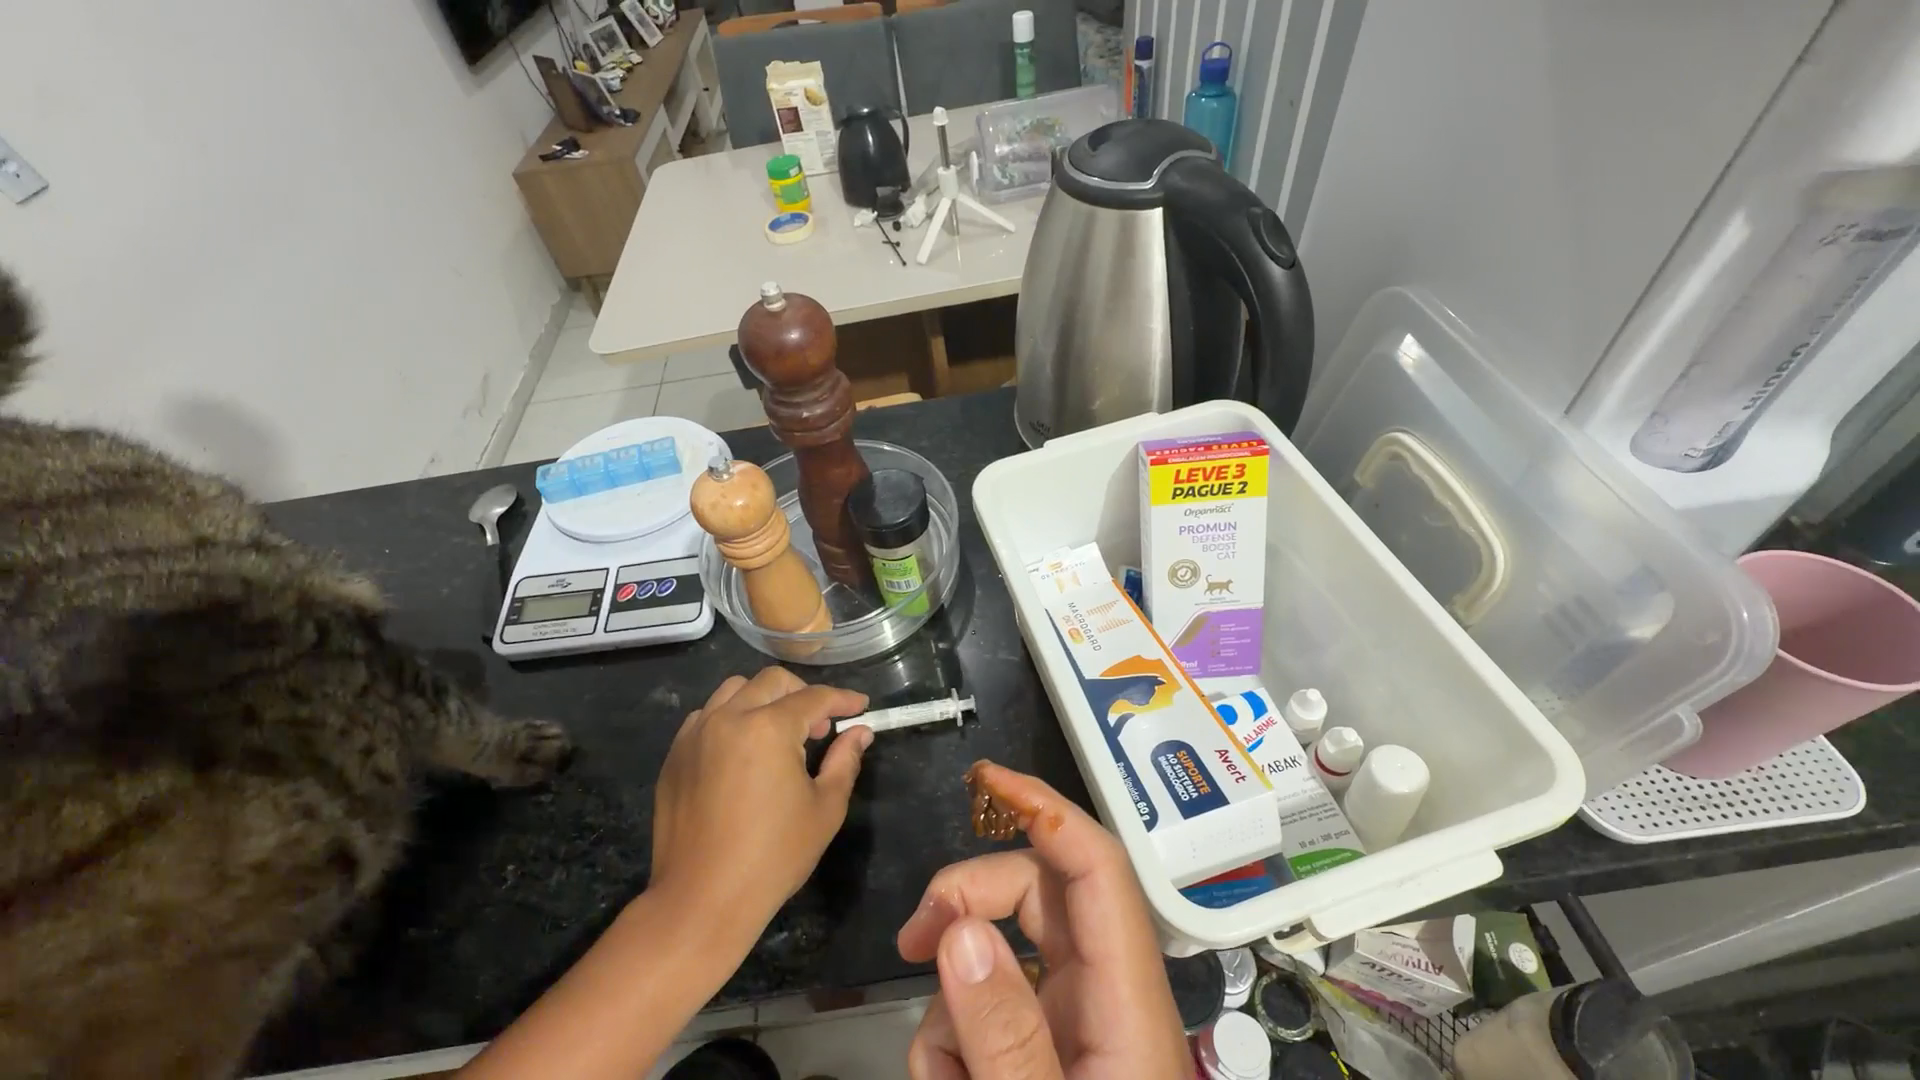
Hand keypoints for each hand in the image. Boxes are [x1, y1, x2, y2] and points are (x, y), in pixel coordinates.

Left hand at [650, 667, 871, 927]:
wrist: (702, 899)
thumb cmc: (774, 856)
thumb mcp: (824, 809)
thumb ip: (845, 761)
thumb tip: (859, 732)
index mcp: (767, 728)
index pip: (813, 697)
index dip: (841, 699)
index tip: (860, 706)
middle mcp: (728, 718)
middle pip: (771, 682)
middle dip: (803, 694)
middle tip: (819, 728)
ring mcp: (695, 735)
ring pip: (734, 690)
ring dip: (764, 700)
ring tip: (779, 734)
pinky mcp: (675, 755)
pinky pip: (707, 716)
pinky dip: (731, 718)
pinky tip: (743, 751)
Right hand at [896, 763, 1190, 1079]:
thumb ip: (1006, 1033)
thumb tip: (962, 932)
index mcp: (1127, 1000)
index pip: (1098, 869)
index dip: (1046, 809)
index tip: (986, 778)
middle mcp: (1103, 994)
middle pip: (1035, 897)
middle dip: (966, 901)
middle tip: (910, 941)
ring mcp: (1074, 1020)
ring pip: (999, 955)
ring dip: (949, 1003)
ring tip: (939, 1074)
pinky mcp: (1046, 1049)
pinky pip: (989, 1008)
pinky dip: (953, 1038)